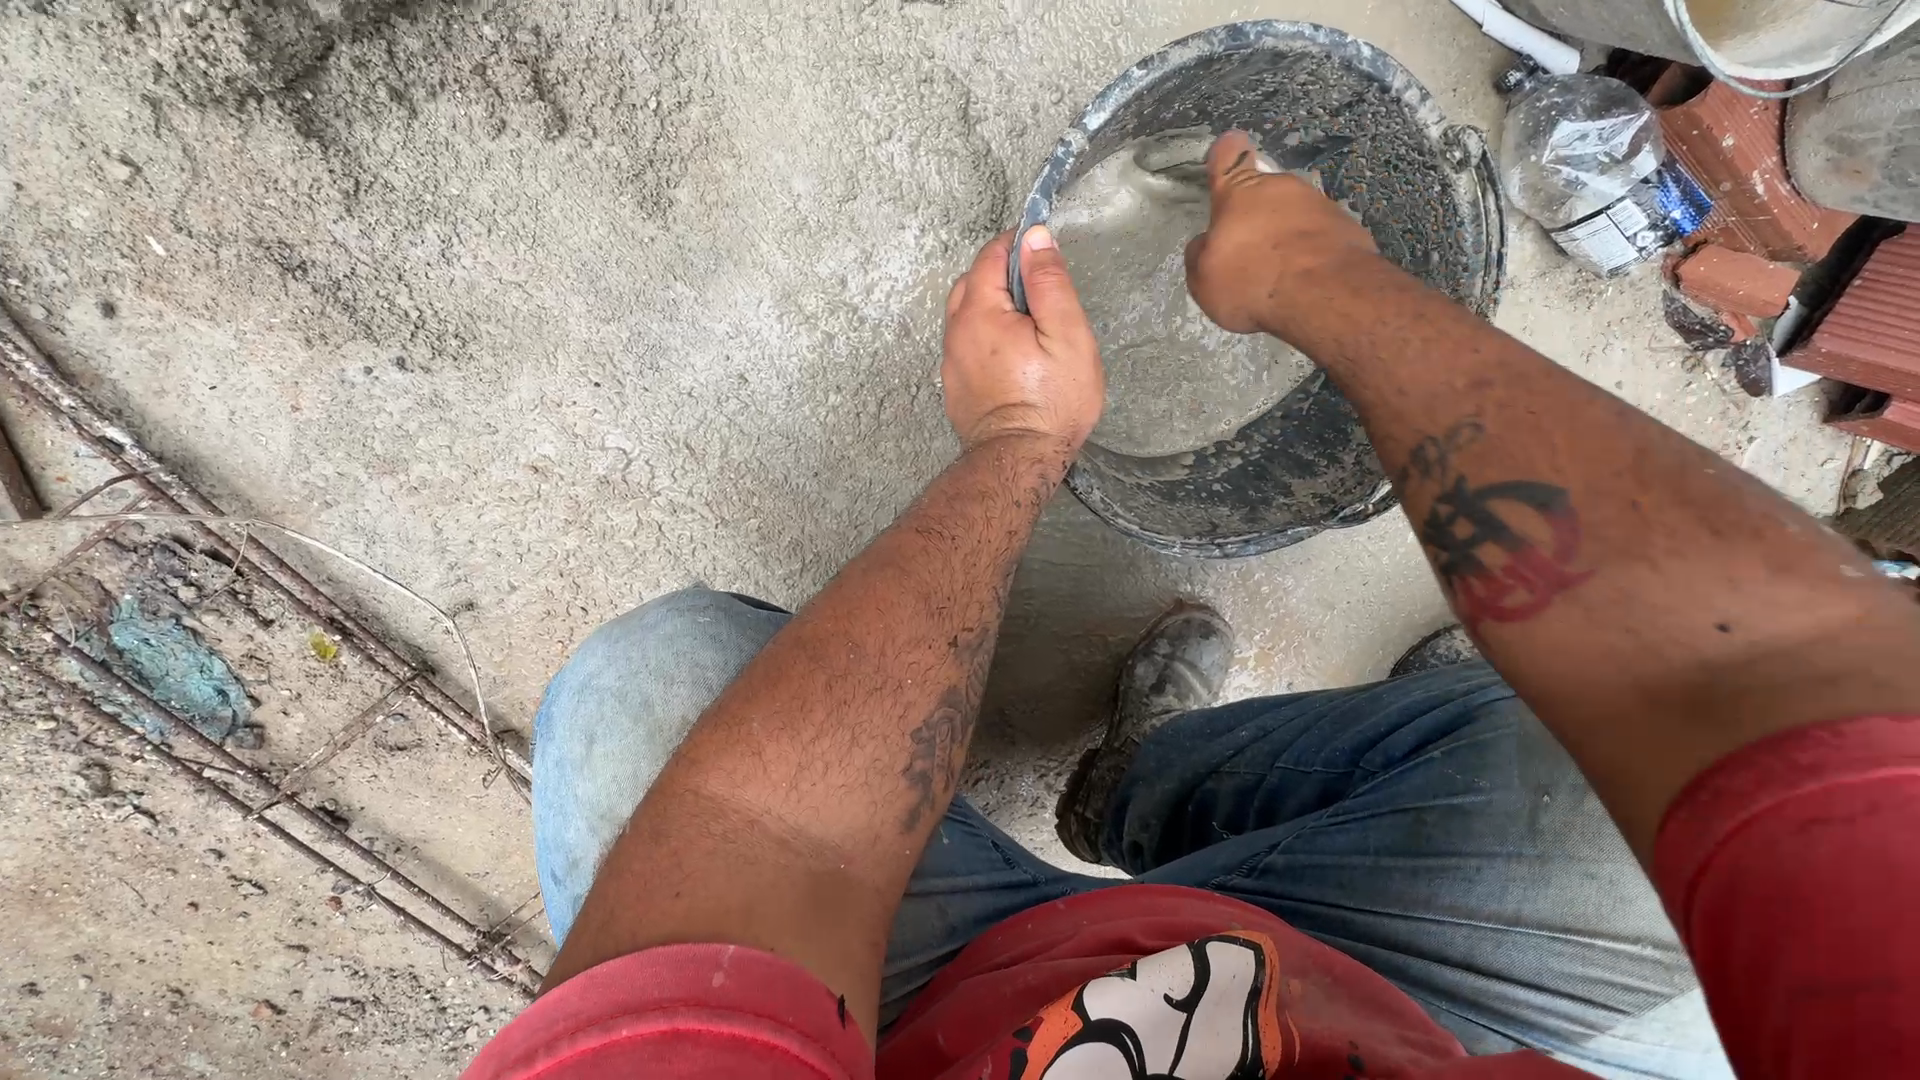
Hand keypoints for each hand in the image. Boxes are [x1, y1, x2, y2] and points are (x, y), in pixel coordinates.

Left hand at [942, 228, 1103, 453]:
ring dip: (990, 307)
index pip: (990, 256)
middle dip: (1001, 275)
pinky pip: (966, 347)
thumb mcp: (1066, 335)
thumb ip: (1049, 283)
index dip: (1017, 245)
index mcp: (980, 312)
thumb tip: (1036, 239)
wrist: (1019, 460)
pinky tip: (1011, 356)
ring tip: (1027, 325)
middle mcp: (956, 333)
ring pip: (965, 316)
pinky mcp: (955, 387)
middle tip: (1038, 289)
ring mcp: (951, 363)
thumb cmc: (1051, 402)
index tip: (1041, 249)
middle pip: (971, 283)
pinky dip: (984, 337)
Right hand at [1185, 130, 1379, 335]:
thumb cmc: (1252, 281)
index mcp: (1239, 194)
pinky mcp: (1345, 226)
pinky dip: (1307, 253)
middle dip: (1255, 217)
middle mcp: (1280, 188)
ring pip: (1292, 214)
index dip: (1225, 153)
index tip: (1226, 153)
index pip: (1229, 155)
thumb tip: (1208, 242)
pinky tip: (1302, 281)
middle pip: (1263, 193)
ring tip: (1277, 275)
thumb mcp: (1204, 278)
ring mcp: (1317, 204)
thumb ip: (1201, 254)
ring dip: (1283, 237)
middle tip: (1248, 255)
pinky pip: (1316, 236)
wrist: (1323, 294)